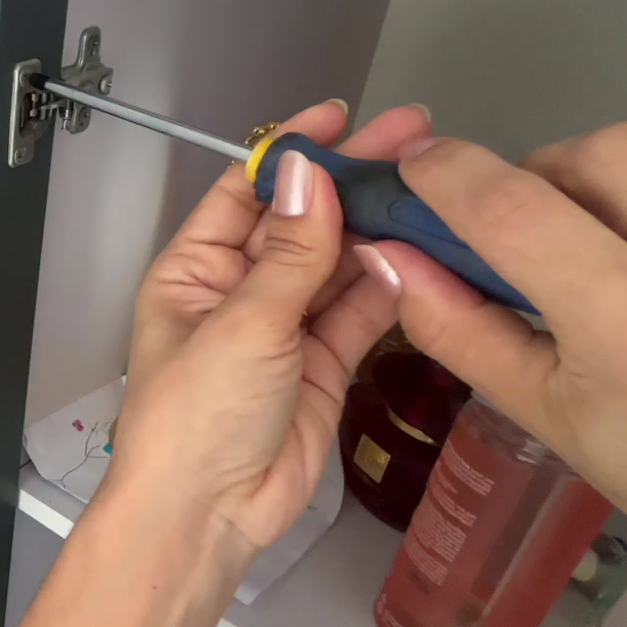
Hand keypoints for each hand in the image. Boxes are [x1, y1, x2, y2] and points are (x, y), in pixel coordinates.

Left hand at [103, 101, 428, 547]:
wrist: (208, 510)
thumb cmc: (196, 414)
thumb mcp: (242, 326)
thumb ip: (288, 256)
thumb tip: (309, 176)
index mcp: (191, 273)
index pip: (241, 196)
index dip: (288, 155)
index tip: (339, 116)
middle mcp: (233, 292)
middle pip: (296, 224)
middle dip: (347, 183)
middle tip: (415, 136)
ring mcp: (279, 328)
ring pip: (333, 264)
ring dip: (376, 229)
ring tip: (435, 186)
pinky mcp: (320, 364)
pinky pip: (358, 312)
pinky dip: (389, 285)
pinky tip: (427, 251)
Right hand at [362, 121, 626, 626]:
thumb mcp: (541, 412)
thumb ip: (454, 327)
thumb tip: (386, 255)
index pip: (515, 210)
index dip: (450, 172)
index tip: (416, 164)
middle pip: (612, 150)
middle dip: (544, 169)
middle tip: (525, 223)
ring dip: (613, 190)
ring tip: (611, 256)